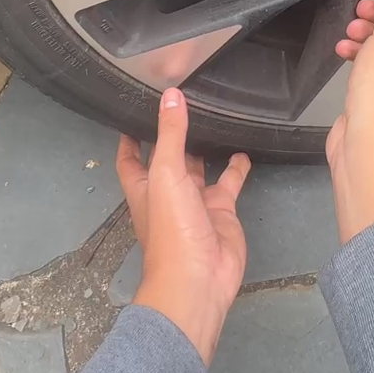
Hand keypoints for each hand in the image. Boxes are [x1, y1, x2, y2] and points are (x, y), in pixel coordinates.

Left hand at [116, 88, 250, 364]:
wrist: (200, 278)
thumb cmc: (171, 227)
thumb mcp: (167, 174)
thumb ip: (172, 134)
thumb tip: (170, 94)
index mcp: (144, 187)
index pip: (131, 157)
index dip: (130, 136)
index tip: (135, 109)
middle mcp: (167, 192)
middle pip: (168, 157)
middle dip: (174, 135)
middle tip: (186, 100)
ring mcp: (195, 201)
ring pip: (199, 167)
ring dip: (206, 147)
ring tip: (217, 115)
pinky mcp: (221, 209)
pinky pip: (229, 181)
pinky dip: (236, 166)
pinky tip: (243, 147)